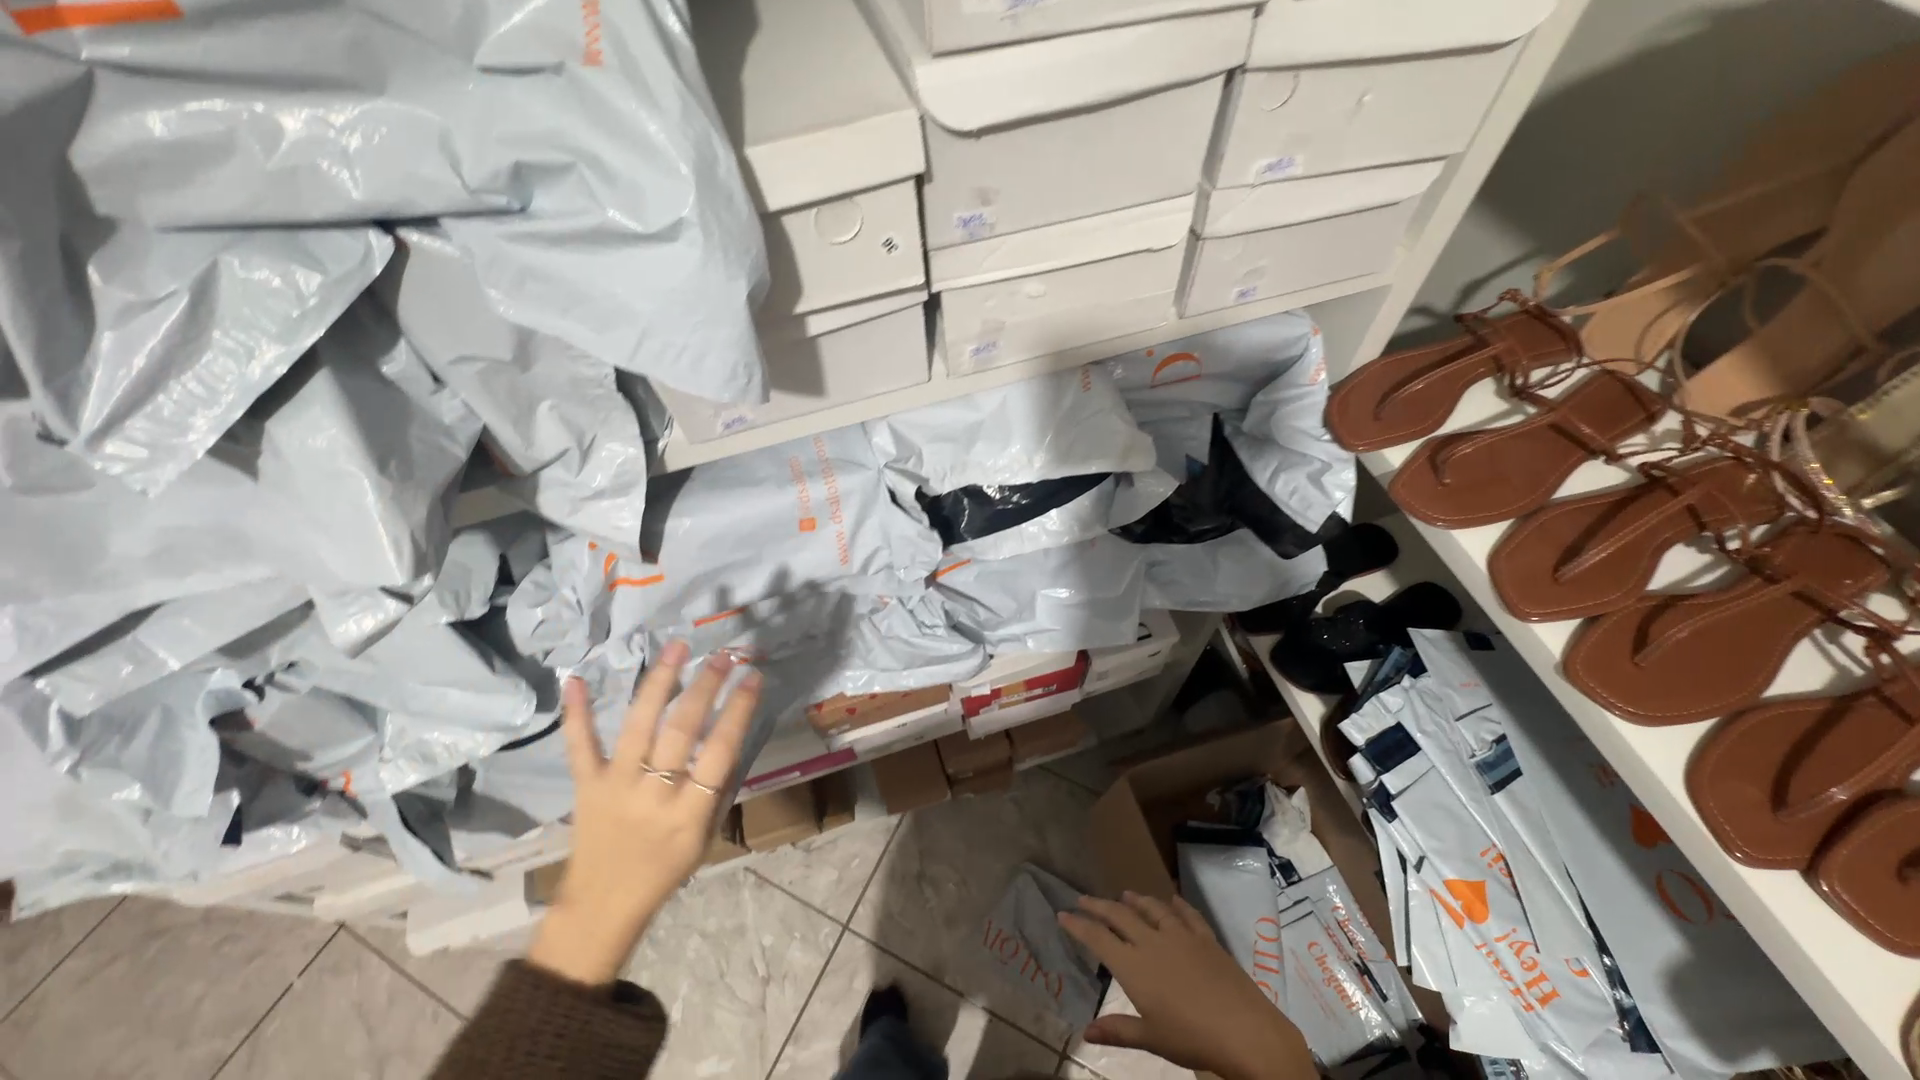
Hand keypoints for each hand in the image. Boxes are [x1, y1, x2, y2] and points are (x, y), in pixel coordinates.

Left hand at [528, 642, 760, 985]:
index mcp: (689, 814)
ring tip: (676, 648)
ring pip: (638, 727)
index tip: (752, 678)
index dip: (738, 711)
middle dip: (705, 688)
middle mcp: (653, 795)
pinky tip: (575, 678)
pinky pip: (580, 746)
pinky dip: (576, 713)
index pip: (720, 752)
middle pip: (682, 731)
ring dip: (658, 683)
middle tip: (722, 655)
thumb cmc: (665, 870)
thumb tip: (732, 736)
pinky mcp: (585, 785)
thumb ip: (717, 791)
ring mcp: (615, 786)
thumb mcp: (706, 838)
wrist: (604, 905)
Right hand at [1059, 892, 1312, 1079]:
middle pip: (1120, 915)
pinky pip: (1188, 915)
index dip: (1078, 925)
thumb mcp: (1150, 1039)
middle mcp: (1153, 943)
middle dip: (1099, 905)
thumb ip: (1117, 1030)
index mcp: (1134, 966)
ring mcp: (1182, 938)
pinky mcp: (1207, 940)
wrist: (1245, 1031)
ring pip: (1152, 909)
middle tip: (1083, 898)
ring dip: (1136, 900)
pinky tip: (1172, 899)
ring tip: (1124, 894)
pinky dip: (1176, 905)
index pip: (1098, 939)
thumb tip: (1085, 1032)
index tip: (1063, 913)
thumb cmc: (1192, 1038)